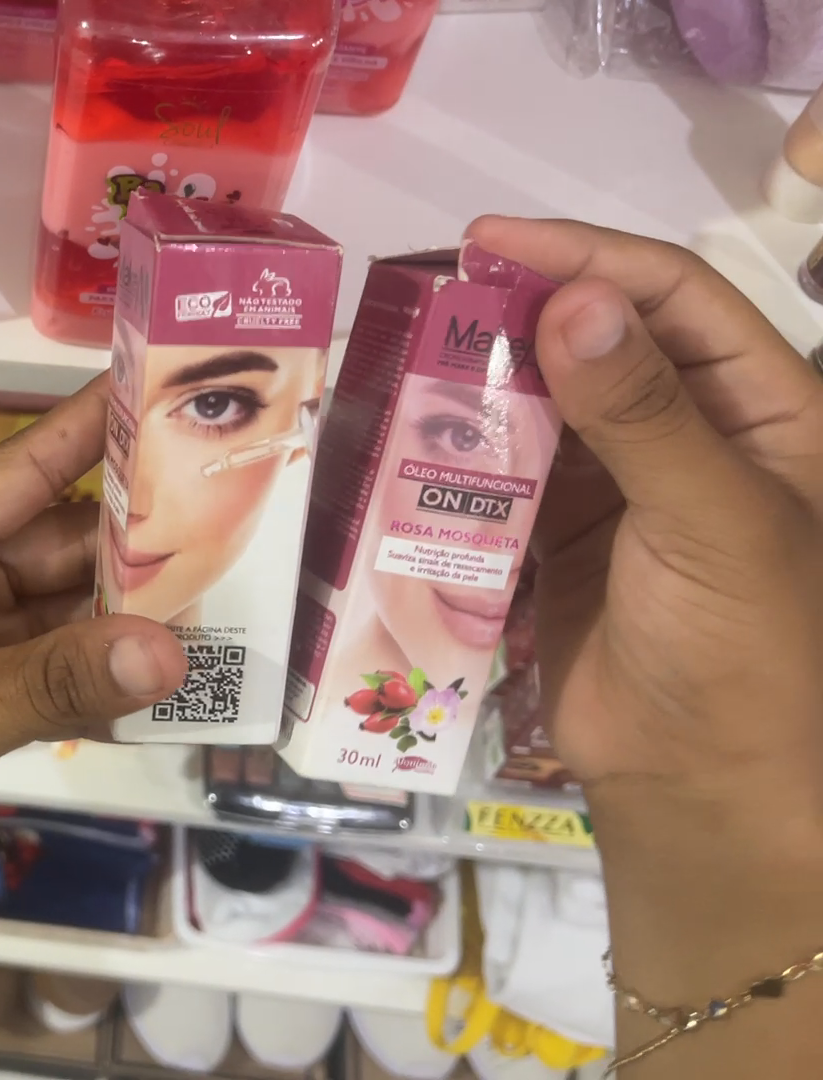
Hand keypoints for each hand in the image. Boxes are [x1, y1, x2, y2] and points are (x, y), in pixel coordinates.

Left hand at [0, 377, 187, 945]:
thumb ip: (54, 680)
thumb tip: (175, 648)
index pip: (11, 474)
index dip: (85, 427)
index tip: (161, 382)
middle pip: (50, 541)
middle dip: (132, 534)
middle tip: (240, 504)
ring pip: (63, 607)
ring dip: (130, 608)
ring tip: (234, 585)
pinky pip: (59, 666)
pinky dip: (107, 669)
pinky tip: (179, 669)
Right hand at [466, 217, 822, 812]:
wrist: (698, 769)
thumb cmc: (747, 644)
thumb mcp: (709, 518)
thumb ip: (641, 413)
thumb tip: (572, 300)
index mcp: (767, 410)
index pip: (670, 300)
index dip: (584, 257)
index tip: (488, 239)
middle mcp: (684, 434)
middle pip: (592, 344)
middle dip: (514, 312)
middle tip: (427, 299)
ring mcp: (608, 484)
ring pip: (533, 408)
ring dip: (473, 384)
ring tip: (401, 364)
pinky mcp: (545, 531)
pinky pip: (494, 473)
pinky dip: (452, 455)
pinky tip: (407, 443)